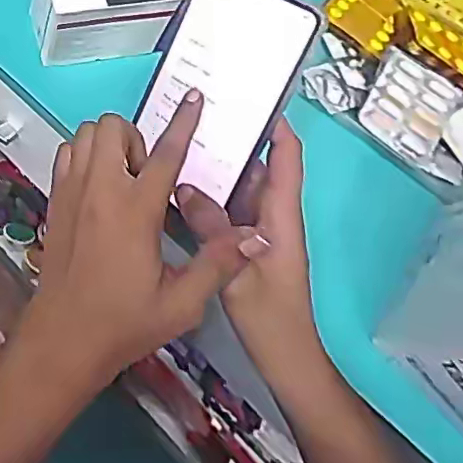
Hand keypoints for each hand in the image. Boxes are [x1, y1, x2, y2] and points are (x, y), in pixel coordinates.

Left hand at [21, 94, 254, 388]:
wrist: (64, 335)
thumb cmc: (124, 320)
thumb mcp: (182, 302)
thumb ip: (218, 264)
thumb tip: (254, 237)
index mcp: (135, 210)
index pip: (165, 153)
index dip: (183, 122)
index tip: (192, 98)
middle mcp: (100, 189)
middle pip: (113, 127)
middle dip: (135, 138)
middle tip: (147, 175)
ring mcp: (72, 190)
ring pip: (86, 133)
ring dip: (108, 144)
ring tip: (124, 178)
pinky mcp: (55, 197)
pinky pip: (67, 152)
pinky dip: (84, 155)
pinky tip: (98, 186)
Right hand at [175, 118, 319, 374]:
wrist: (286, 360)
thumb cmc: (272, 319)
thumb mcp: (238, 274)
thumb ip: (214, 229)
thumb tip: (186, 187)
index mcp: (280, 217)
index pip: (286, 161)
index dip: (277, 128)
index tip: (255, 102)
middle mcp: (269, 216)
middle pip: (255, 168)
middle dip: (233, 142)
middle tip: (200, 118)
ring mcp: (255, 231)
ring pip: (235, 189)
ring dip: (214, 169)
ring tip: (181, 145)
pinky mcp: (241, 244)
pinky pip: (223, 210)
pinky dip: (204, 197)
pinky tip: (176, 190)